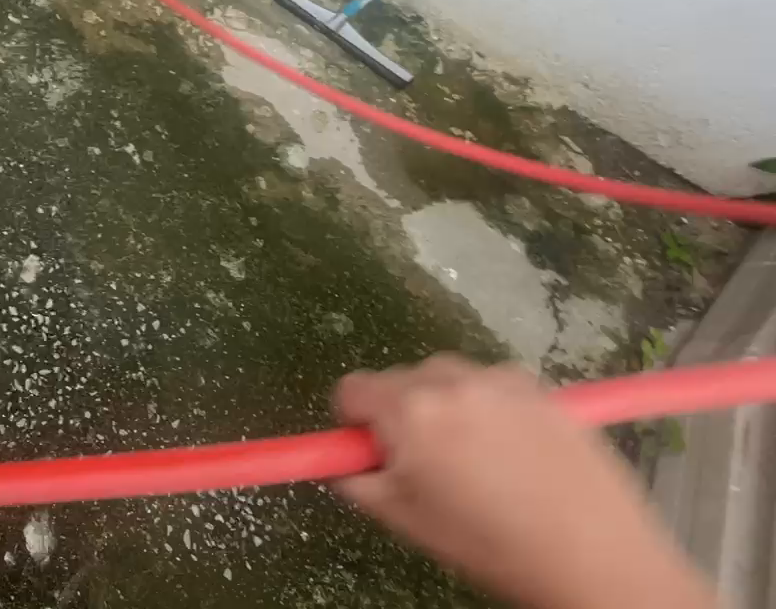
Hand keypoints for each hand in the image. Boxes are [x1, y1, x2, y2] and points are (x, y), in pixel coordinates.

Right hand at [332, 355, 714, 608]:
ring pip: (444, 376)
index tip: (376, 449)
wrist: (605, 570)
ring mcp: (499, 382)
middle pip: (397, 380)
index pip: (350, 388)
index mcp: (406, 409)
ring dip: (443, 401)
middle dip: (401, 411)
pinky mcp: (543, 392)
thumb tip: (341, 459)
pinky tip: (512, 445)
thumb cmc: (490, 545)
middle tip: (429, 459)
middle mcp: (447, 381)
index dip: (355, 420)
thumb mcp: (401, 517)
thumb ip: (352, 478)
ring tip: (474, 451)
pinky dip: (489, 403)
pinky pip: (492, 382)